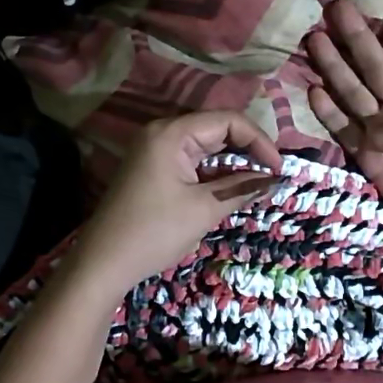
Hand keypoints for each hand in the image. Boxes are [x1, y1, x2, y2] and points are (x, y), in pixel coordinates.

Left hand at [69, 111, 282, 291]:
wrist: (103, 262)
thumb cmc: (154, 232)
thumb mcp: (204, 209)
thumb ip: (241, 187)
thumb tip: (274, 178)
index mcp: (172, 134)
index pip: (228, 120)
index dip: (259, 141)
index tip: (279, 169)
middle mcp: (162, 133)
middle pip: (217, 128)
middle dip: (248, 149)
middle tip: (273, 175)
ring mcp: (155, 150)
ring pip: (206, 146)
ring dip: (233, 161)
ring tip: (258, 182)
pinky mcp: (154, 168)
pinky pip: (192, 160)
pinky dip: (215, 172)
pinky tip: (233, 187)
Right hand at [303, 0, 382, 272]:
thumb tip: (373, 130)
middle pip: (379, 65)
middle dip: (359, 37)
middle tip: (335, 7)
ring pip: (355, 92)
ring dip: (335, 67)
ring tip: (314, 40)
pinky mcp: (367, 156)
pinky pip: (344, 129)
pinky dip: (329, 112)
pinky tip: (313, 90)